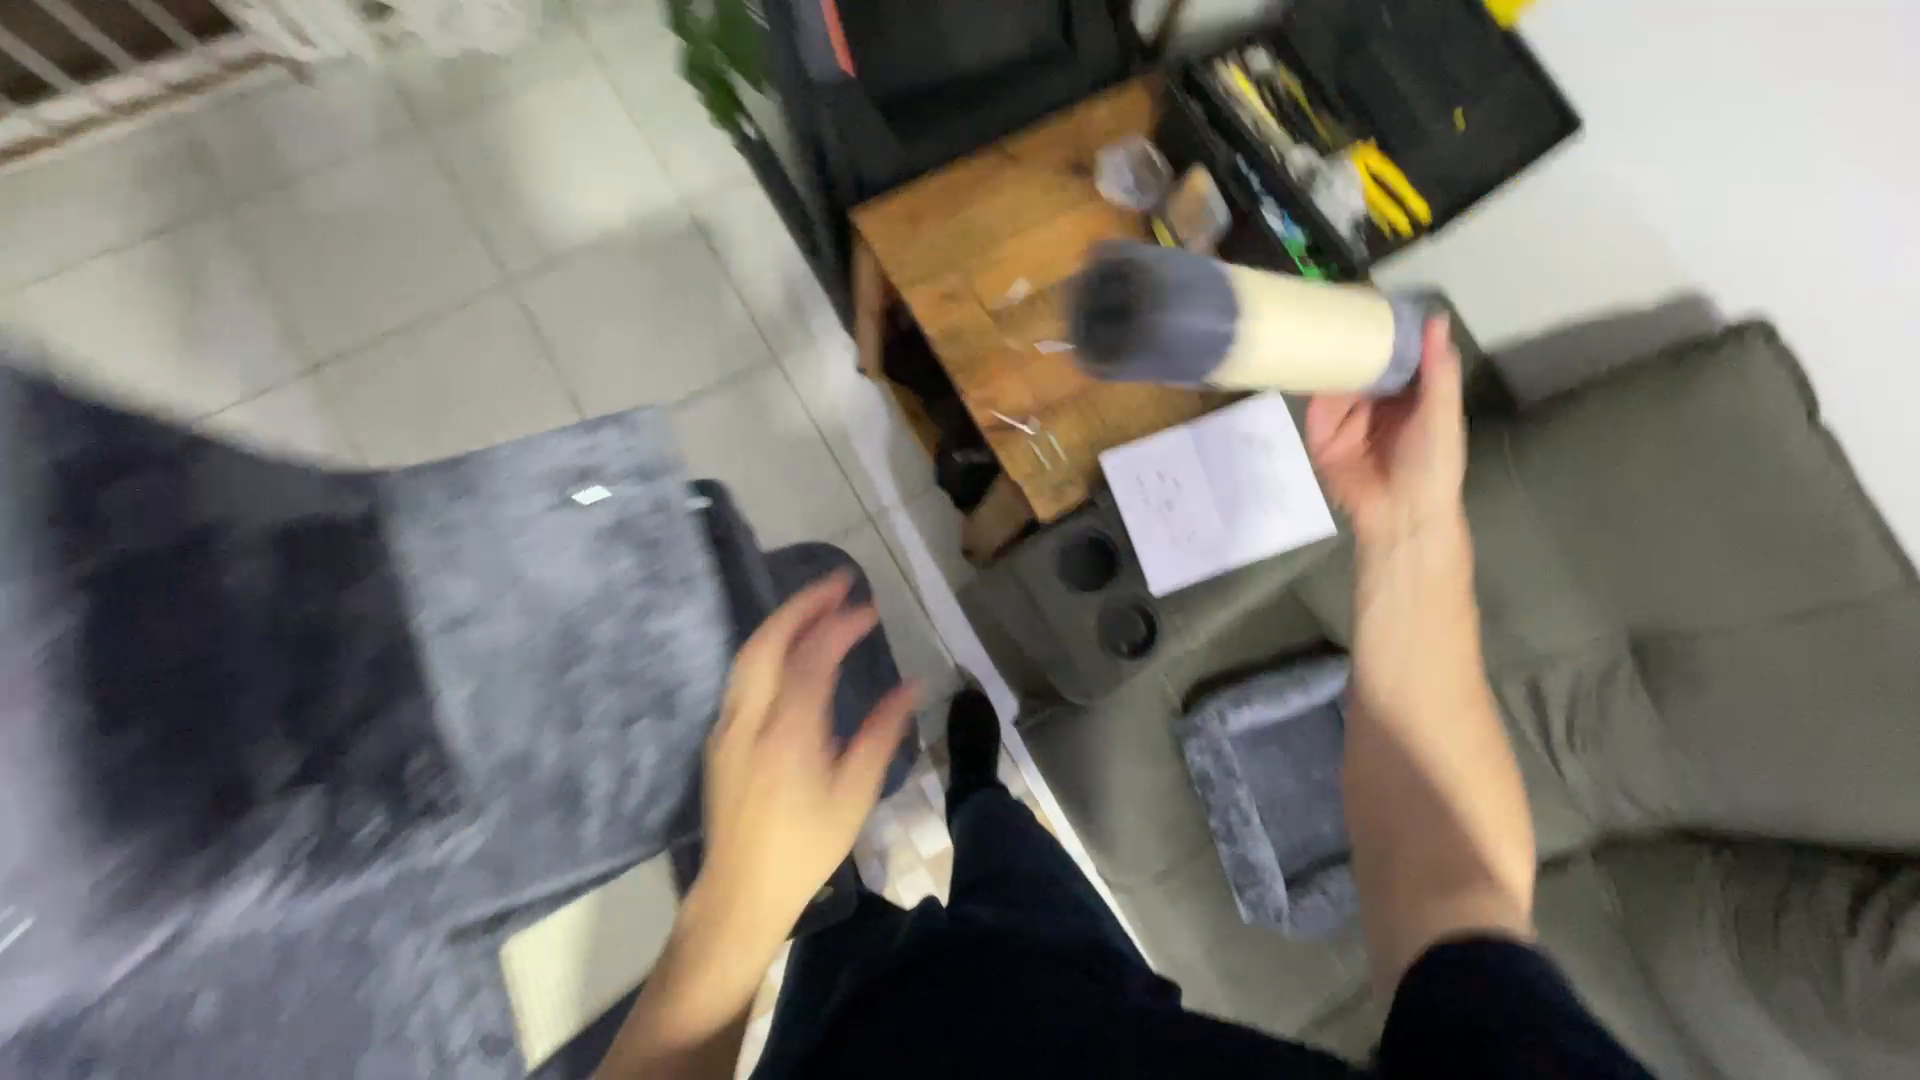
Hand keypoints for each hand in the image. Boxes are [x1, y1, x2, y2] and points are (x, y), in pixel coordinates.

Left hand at [695, 571, 919, 950]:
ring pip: (747, 656)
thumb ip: (883, 733)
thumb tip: (912, 687)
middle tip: (836, 585)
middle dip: (801, 605)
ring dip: (781, 623)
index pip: (813, 659)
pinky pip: (742, 677)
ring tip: (817, 606)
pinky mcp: (719, 739)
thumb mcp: (855, 794)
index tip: (869, 608)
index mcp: (788, 734)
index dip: (840, 625)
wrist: (740, 893)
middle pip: (767, 643)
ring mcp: (727, 727)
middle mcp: (750, 720)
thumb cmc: (806, 848)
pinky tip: (790, 650)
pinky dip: (768, 649)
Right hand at [1305, 316, 1466, 546]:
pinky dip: (1313, 392)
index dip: (1387, 335)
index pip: (1395, 360)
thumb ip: (1438, 369)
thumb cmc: (1432, 464)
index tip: (1374, 305)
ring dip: (1330, 365)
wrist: (1402, 512)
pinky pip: (1316, 412)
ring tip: (1320, 332)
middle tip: (1338, 310)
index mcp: (1410, 400)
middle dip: (1351, 346)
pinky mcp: (1324, 439)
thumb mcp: (1442, 413)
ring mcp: (1348, 423)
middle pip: (1361, 370)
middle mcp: (1377, 408)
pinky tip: (1310, 368)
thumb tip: (1436, 320)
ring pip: (1336, 387)